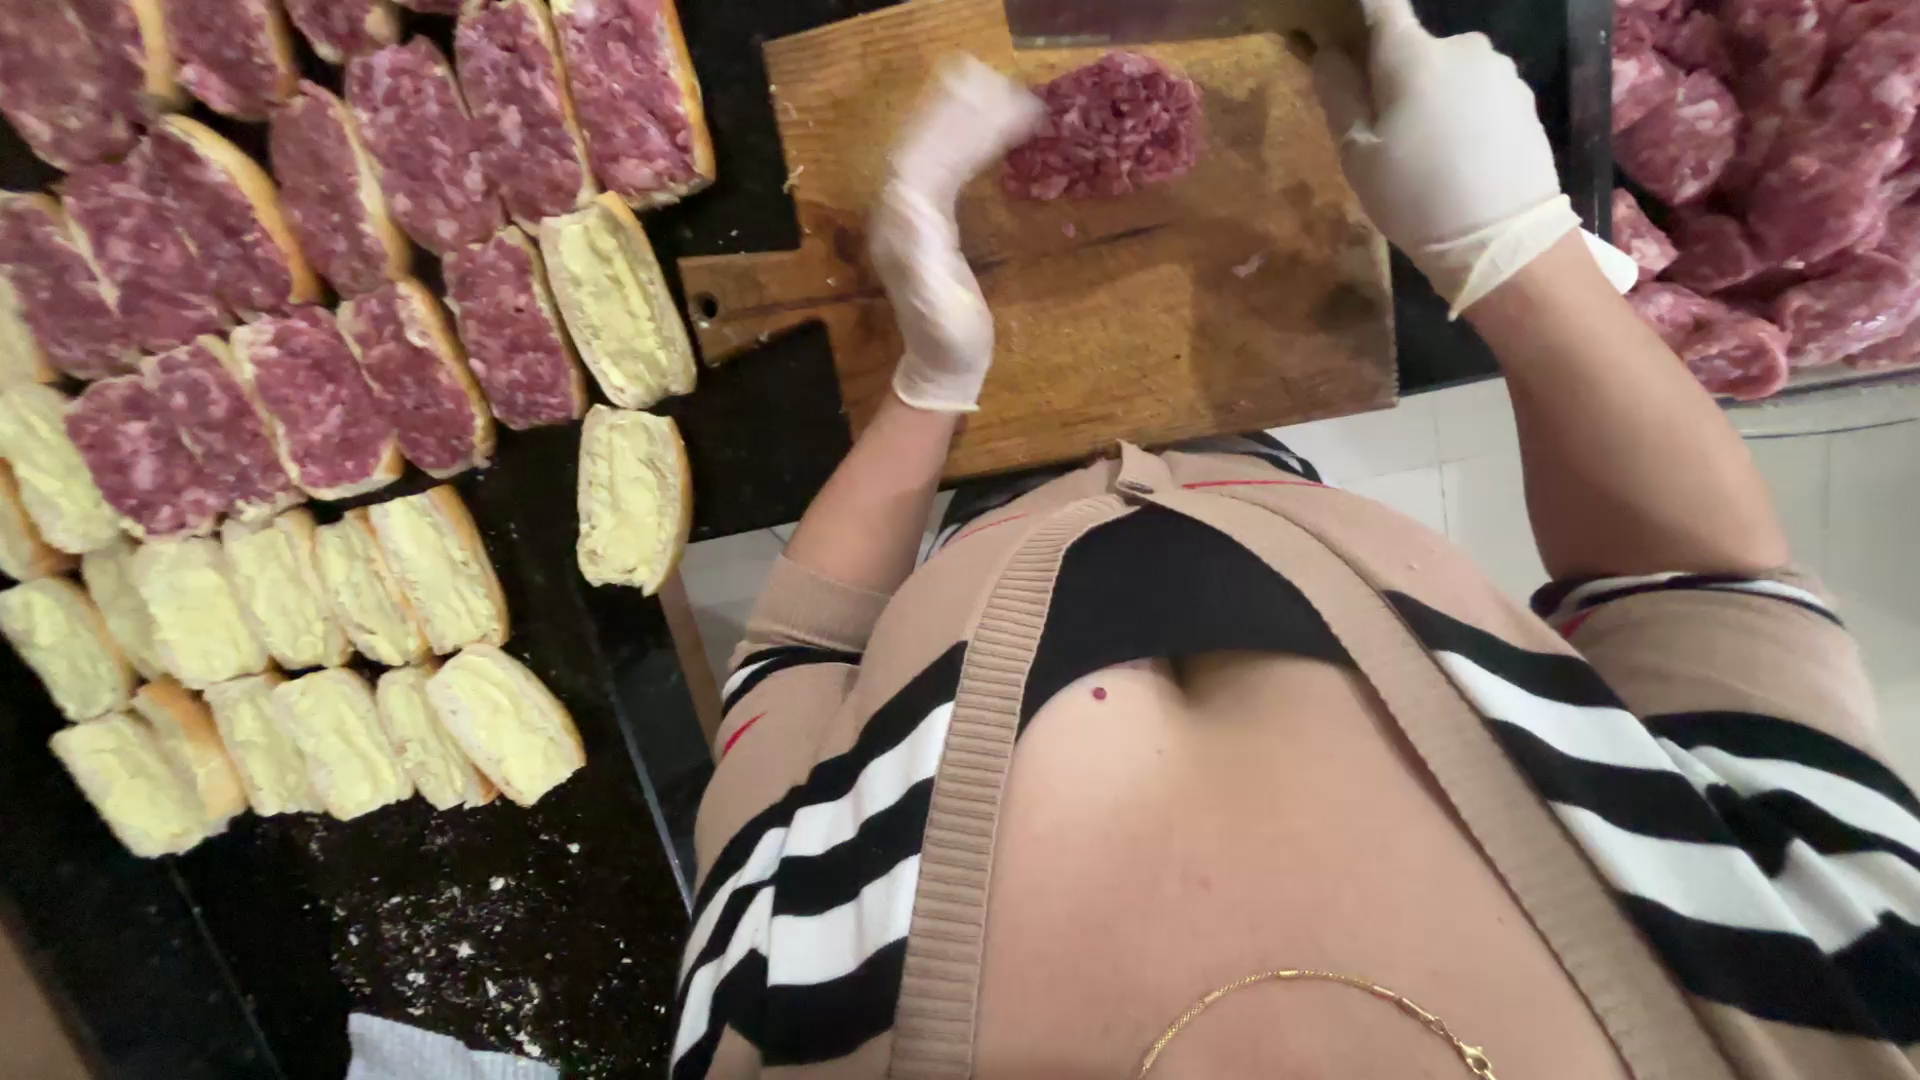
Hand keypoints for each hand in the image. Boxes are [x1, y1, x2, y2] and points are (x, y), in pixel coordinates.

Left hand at [871, 55, 1042, 412]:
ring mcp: (908, 219)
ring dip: (963, 121)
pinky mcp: (925, 226)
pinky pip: (943, 171)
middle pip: (923, 145)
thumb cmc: (949, 345)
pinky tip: (992, 136)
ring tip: (1004, 97)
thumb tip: (908, 201)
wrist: (940, 369)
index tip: (1003, 106)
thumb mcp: (940, 310)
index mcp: (902, 230)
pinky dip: (968, 147)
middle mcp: (896, 215)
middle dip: (961, 112)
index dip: (960, 127)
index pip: (925, 160)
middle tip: (1006, 88)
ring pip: (931, 152)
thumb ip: (923, 260)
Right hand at [1311, 0, 1580, 315]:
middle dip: (1391, 80)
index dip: (1355, 16)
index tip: (1338, 38)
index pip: (1382, 7)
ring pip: (1445, 75)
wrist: (1497, 236)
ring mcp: (1498, 70)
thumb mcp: (1357, 156)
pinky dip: (1456, 116)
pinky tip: (1453, 160)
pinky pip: (1474, 95)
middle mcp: (1461, 47)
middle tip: (1378, 136)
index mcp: (1414, 56)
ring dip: (1426, 101)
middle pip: (1412, 50)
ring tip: (1420, 157)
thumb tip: (1325, 54)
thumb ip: (1339, 97)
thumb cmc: (1413, 196)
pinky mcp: (1521, 97)